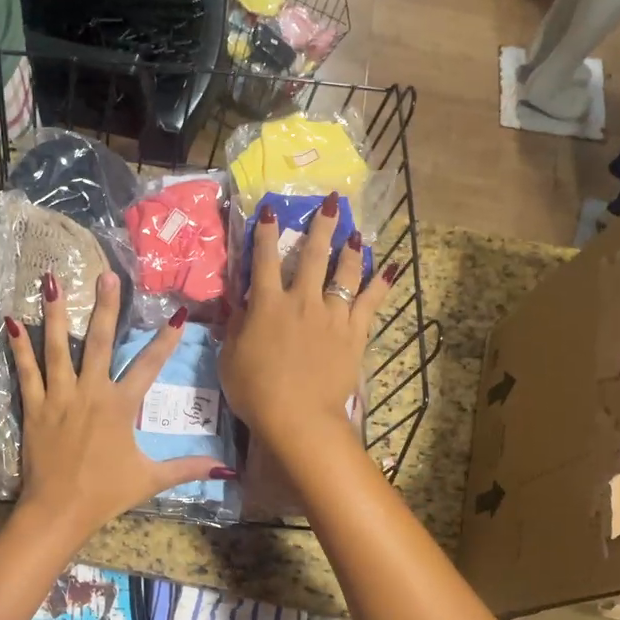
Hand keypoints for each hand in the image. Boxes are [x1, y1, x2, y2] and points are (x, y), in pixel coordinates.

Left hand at [6, 271, 227, 541]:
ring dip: (56, 314)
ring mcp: (59, 398)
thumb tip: (224, 468)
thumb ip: (185, 468)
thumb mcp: (150, 480)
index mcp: (120, 407)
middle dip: (105, 307)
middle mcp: (91, 393)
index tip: (179, 314)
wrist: (59, 510)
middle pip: (99, 342)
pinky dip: (19, 348)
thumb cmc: (105, 495)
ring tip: (51, 281)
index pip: (149, 366)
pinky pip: (26, 373)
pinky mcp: (34, 408)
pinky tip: (12, 322)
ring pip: (58, 348)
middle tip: (106, 275)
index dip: (166, 340)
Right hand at [219, 192, 397, 454]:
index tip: (269, 209)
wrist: (297, 416)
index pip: (263, 259)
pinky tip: (389, 270)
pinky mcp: (354, 333)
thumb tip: (240, 304)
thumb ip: (236, 326)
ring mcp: (331, 315)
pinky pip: (370, 302)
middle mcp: (301, 300)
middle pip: (313, 255)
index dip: (264, 232)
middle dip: (322, 226)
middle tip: (331, 203)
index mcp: (266, 305)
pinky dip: (380, 284)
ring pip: (344, 272)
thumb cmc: (255, 391)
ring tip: (356, 234)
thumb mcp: (230, 358)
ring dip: (350, 249)